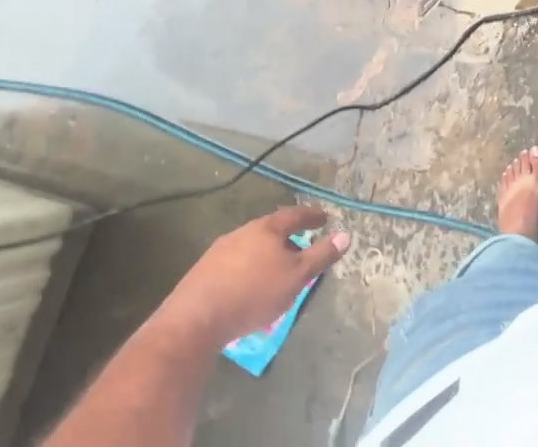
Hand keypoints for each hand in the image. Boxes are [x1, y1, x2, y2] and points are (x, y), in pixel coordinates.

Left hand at [155, 206, 350, 349]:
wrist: (192, 323)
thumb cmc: (253, 293)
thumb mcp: (297, 276)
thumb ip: (322, 255)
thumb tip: (346, 235)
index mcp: (265, 229)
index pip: (294, 215)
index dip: (311, 216)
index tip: (325, 219)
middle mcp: (240, 234)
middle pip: (270, 231)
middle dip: (287, 239)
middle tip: (301, 249)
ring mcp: (216, 254)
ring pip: (250, 249)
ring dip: (266, 257)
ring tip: (276, 273)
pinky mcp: (200, 276)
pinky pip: (233, 266)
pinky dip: (248, 272)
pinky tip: (250, 289)